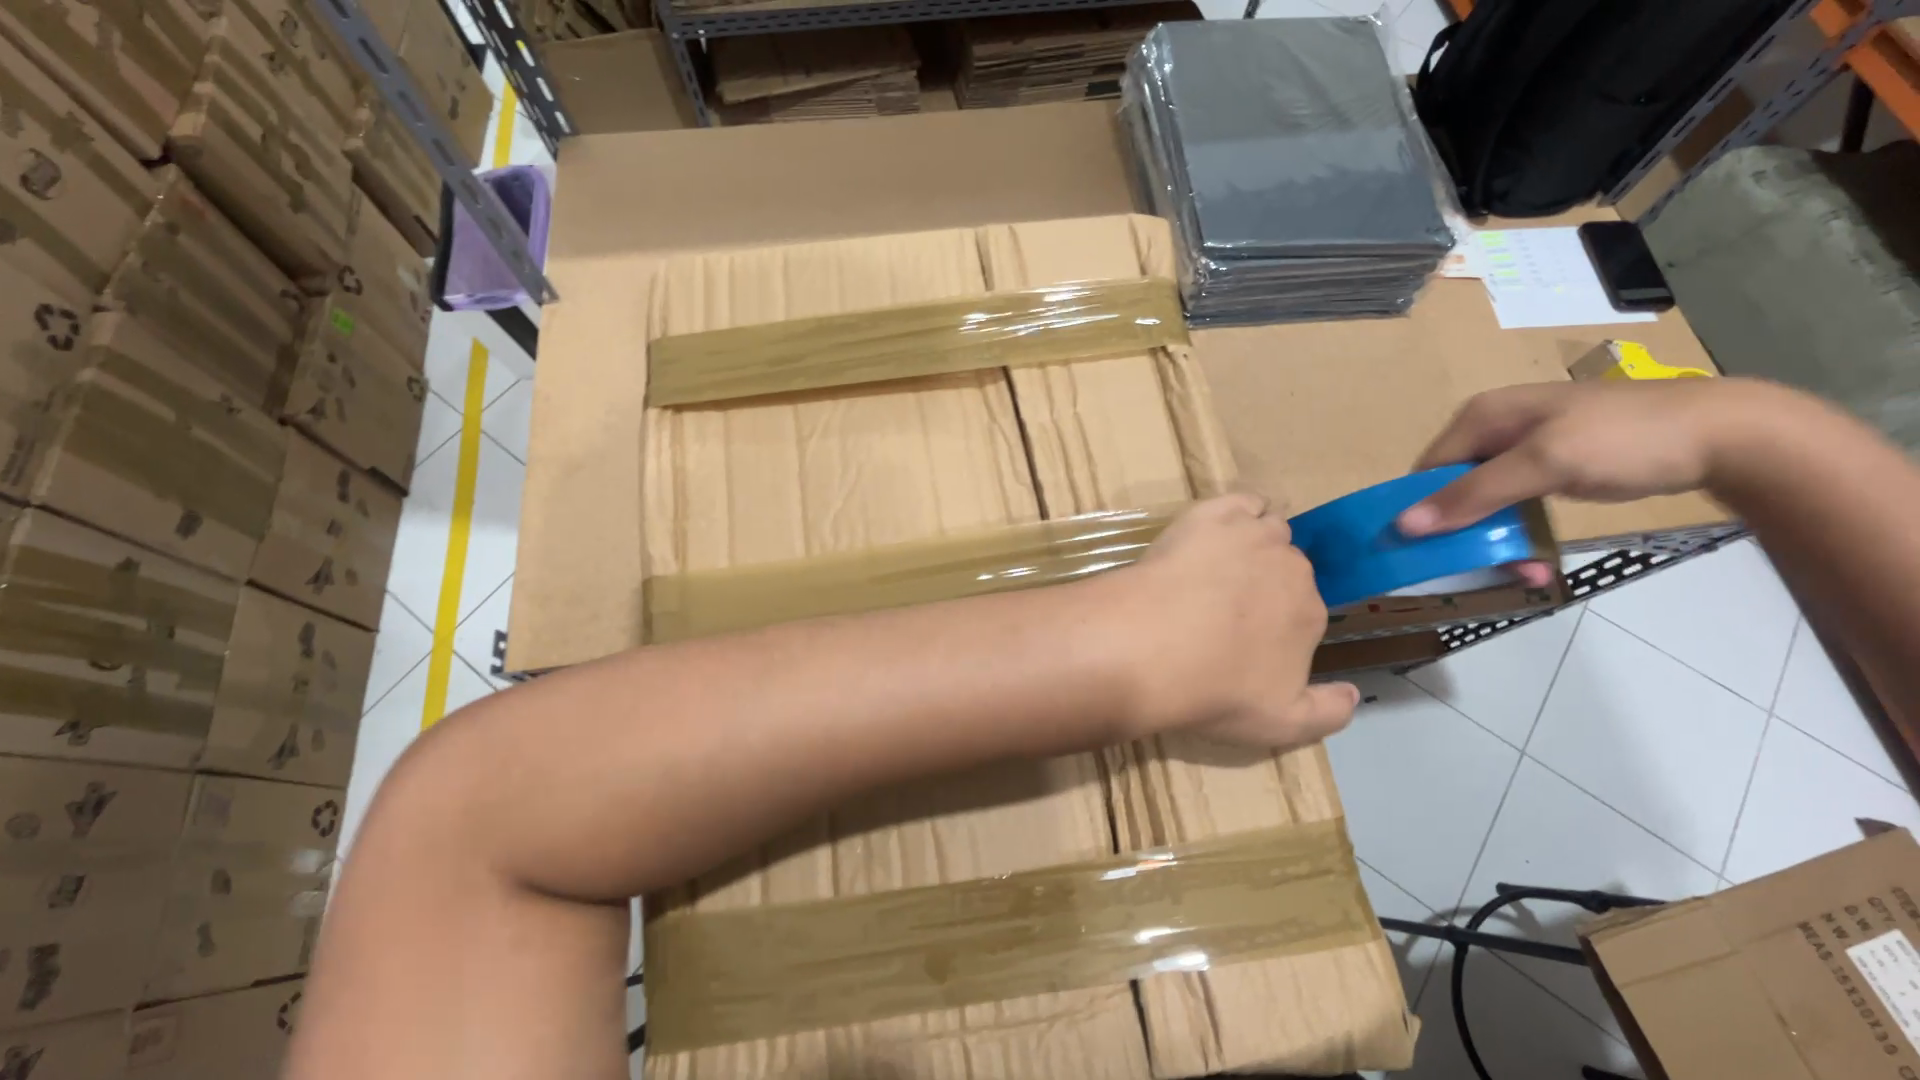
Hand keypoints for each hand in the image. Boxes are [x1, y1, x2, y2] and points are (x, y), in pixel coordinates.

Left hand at [1104, 494, 1357, 749]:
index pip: (1304, 611)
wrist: (1148, 649)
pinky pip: (1241, 501)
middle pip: (1286, 569)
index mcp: (1311, 614)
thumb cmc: (1214, 691)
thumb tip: (1354, 695)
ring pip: (1267, 530)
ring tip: (1216, 570)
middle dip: (1264, 586)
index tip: (1245, 639)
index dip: (1276, 625)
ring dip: (1254, 545)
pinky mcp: (1210, 515)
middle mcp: (1292, 568)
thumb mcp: (1282, 725)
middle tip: (1221, 610)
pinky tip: (1216, 528)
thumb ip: (1327, 712)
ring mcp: (1251, 535)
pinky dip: (1236, 511)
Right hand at [1396, 379, 1777, 538]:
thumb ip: (1472, 494)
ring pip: (1485, 503)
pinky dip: (1520, 534)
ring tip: (1524, 572)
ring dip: (1496, 541)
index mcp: (1481, 416)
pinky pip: (1515, 505)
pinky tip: (1536, 560)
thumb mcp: (1543, 465)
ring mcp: (1525, 448)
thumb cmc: (1624, 440)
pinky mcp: (1552, 467)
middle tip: (1486, 569)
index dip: (1420, 511)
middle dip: (1465, 534)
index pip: (1426, 471)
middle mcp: (1494, 429)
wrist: (1722, 433)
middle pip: (1454, 490)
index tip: (1428, 554)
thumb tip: (1404, 525)